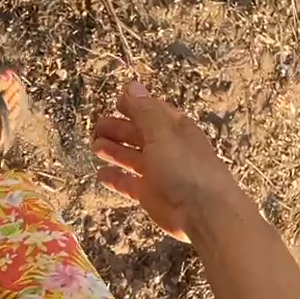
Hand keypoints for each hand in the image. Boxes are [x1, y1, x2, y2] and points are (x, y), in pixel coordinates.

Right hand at [91, 81, 245, 241]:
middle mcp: (167, 149)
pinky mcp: (151, 195)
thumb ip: (144, 112)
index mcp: (174, 129)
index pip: (151, 112)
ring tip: (95, 146)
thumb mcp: (162, 134)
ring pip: (132, 158)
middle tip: (97, 126)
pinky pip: (129, 183)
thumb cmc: (185, 168)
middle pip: (139, 134)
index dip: (134, 106)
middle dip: (119, 129)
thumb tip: (131, 86)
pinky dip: (115, 178)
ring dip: (114, 151)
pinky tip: (101, 174)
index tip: (115, 102)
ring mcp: (158, 173)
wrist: (203, 212)